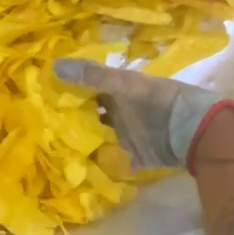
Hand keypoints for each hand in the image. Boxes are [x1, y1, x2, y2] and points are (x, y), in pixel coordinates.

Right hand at [54, 59, 233, 170]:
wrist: (188, 131)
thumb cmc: (155, 101)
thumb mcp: (121, 83)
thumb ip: (91, 75)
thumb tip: (52, 65)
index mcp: (119, 91)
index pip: (89, 89)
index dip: (70, 91)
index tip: (46, 96)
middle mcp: (121, 113)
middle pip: (92, 115)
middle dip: (73, 120)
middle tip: (44, 126)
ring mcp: (127, 136)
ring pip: (99, 138)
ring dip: (83, 143)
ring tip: (54, 149)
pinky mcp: (133, 157)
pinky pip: (111, 162)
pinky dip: (98, 164)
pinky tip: (78, 169)